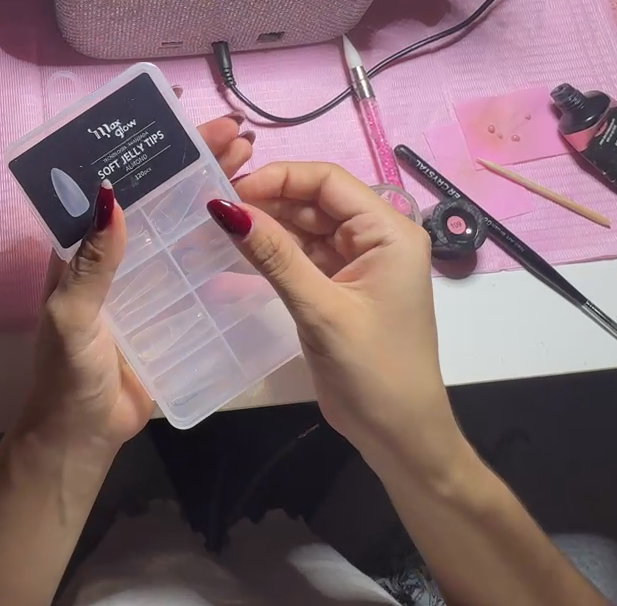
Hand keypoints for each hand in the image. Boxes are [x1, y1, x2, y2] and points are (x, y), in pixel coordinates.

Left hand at [18, 115, 255, 454]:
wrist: (86, 436)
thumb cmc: (68, 373)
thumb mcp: (72, 316)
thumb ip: (91, 262)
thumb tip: (112, 193)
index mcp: (85, 243)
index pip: (119, 181)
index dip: (150, 149)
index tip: (186, 121)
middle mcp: (119, 250)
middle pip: (160, 193)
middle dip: (195, 160)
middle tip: (239, 135)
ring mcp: (150, 276)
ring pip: (186, 222)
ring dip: (215, 190)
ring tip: (254, 163)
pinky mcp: (175, 305)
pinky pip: (202, 265)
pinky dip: (226, 241)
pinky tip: (257, 225)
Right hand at [206, 161, 463, 473]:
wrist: (400, 439)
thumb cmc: (374, 372)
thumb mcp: (320, 309)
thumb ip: (274, 255)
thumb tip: (224, 208)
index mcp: (389, 231)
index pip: (328, 180)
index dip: (278, 177)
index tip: (231, 192)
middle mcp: (376, 236)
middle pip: (314, 198)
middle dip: (267, 200)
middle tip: (215, 211)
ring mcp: (357, 260)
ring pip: (304, 224)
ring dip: (266, 224)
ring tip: (219, 227)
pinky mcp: (339, 283)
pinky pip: (302, 252)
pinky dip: (272, 249)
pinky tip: (239, 250)